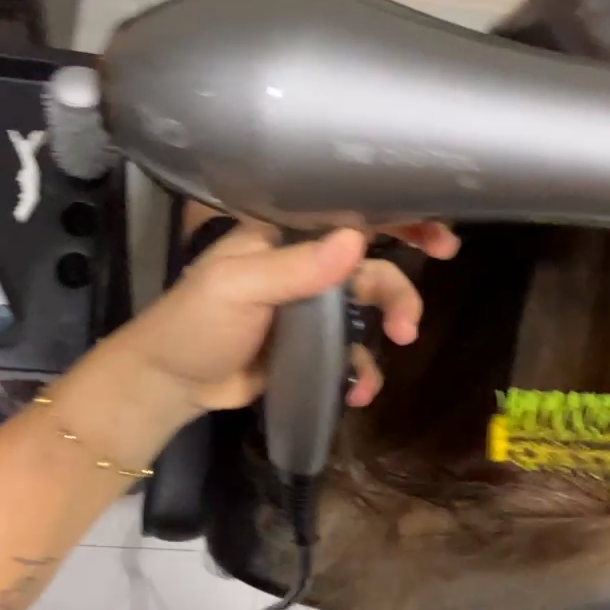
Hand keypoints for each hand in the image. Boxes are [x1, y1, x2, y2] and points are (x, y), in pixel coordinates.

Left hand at [112, 223, 438, 419]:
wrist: (169, 383)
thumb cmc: (194, 323)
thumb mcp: (236, 288)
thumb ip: (294, 267)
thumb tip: (356, 240)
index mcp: (284, 238)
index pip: (347, 216)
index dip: (396, 218)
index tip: (440, 233)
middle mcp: (303, 267)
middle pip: (369, 267)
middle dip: (399, 291)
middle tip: (410, 324)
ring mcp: (309, 310)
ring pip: (367, 311)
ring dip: (387, 329)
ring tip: (390, 355)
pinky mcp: (309, 349)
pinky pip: (349, 354)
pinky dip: (361, 372)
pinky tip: (357, 394)